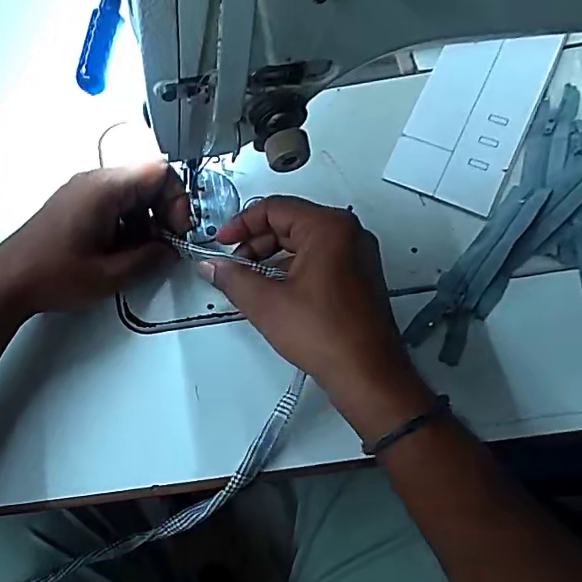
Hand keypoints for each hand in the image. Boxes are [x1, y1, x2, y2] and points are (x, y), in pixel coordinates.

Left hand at [0, 162, 192, 316]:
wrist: (7, 283)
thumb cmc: (48, 275)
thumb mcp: (110, 274)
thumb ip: (149, 259)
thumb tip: (169, 250)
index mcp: (104, 188)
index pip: (159, 172)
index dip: (178, 201)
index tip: (178, 230)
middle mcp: (91, 182)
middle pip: (146, 182)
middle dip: (162, 213)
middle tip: (164, 246)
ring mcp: (80, 192)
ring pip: (129, 195)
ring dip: (143, 222)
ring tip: (138, 255)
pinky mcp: (72, 205)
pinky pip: (110, 204)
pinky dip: (124, 224)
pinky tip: (118, 252)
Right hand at [200, 197, 432, 436]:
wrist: (366, 372)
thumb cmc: (332, 337)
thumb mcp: (265, 303)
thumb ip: (232, 278)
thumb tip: (215, 267)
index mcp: (329, 229)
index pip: (275, 208)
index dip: (241, 224)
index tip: (224, 240)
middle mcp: (349, 235)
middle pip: (289, 222)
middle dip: (255, 241)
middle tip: (233, 262)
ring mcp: (357, 256)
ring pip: (302, 241)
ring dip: (271, 256)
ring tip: (249, 280)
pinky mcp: (357, 277)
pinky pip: (317, 258)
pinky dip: (290, 268)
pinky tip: (273, 291)